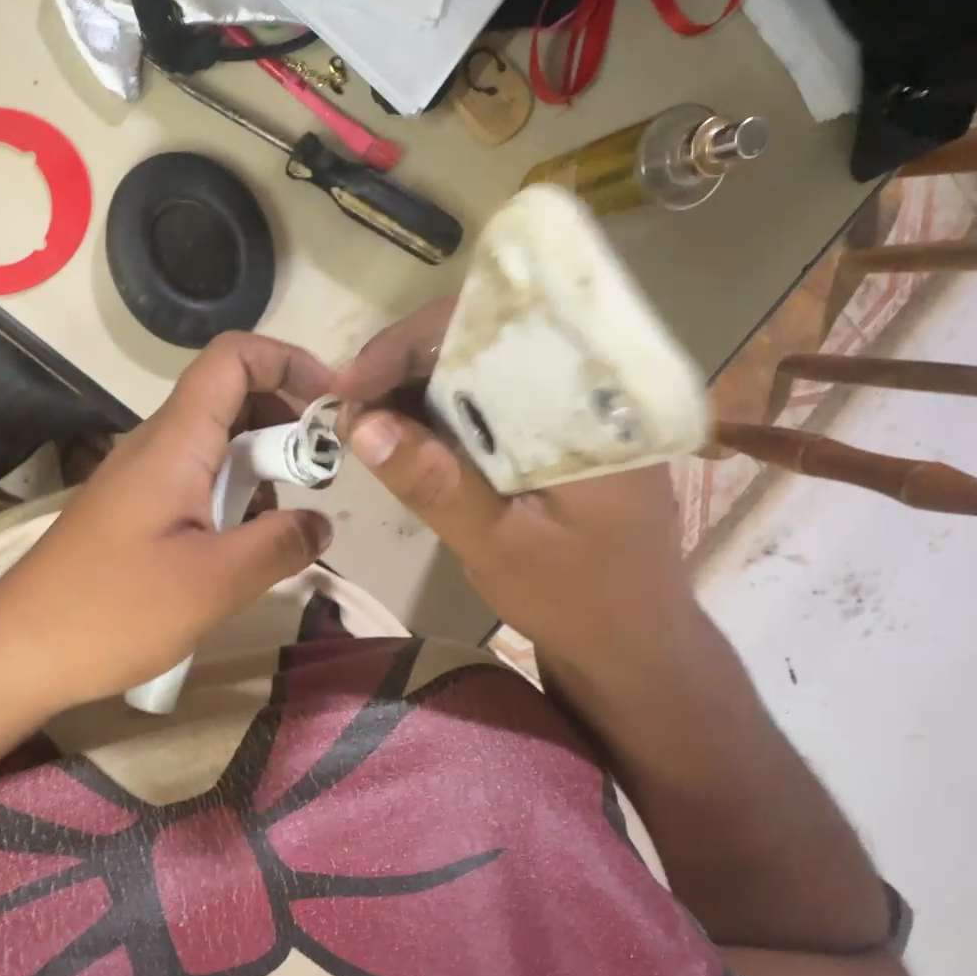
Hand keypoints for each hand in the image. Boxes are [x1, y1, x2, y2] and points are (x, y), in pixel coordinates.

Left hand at [0, 332, 336, 708]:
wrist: (20, 649)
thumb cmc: (113, 609)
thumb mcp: (213, 582)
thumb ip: (278, 545)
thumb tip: (322, 523)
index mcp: (174, 442)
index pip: (232, 358)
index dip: (288, 361)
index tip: (333, 404)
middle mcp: (156, 447)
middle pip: (230, 399)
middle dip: (286, 426)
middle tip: (321, 480)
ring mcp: (140, 481)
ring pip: (215, 448)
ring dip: (261, 471)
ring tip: (286, 526)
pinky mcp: (133, 514)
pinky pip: (194, 486)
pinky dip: (232, 502)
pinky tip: (243, 552)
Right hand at [332, 299, 696, 672]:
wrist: (633, 643)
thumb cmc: (578, 602)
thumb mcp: (498, 546)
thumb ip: (436, 484)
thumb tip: (360, 424)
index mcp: (592, 403)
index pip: (495, 332)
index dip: (410, 344)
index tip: (349, 384)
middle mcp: (585, 388)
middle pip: (482, 340)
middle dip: (402, 362)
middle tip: (343, 404)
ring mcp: (567, 408)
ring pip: (476, 368)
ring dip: (411, 385)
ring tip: (358, 417)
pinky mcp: (548, 432)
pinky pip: (483, 401)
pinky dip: (433, 411)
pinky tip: (395, 432)